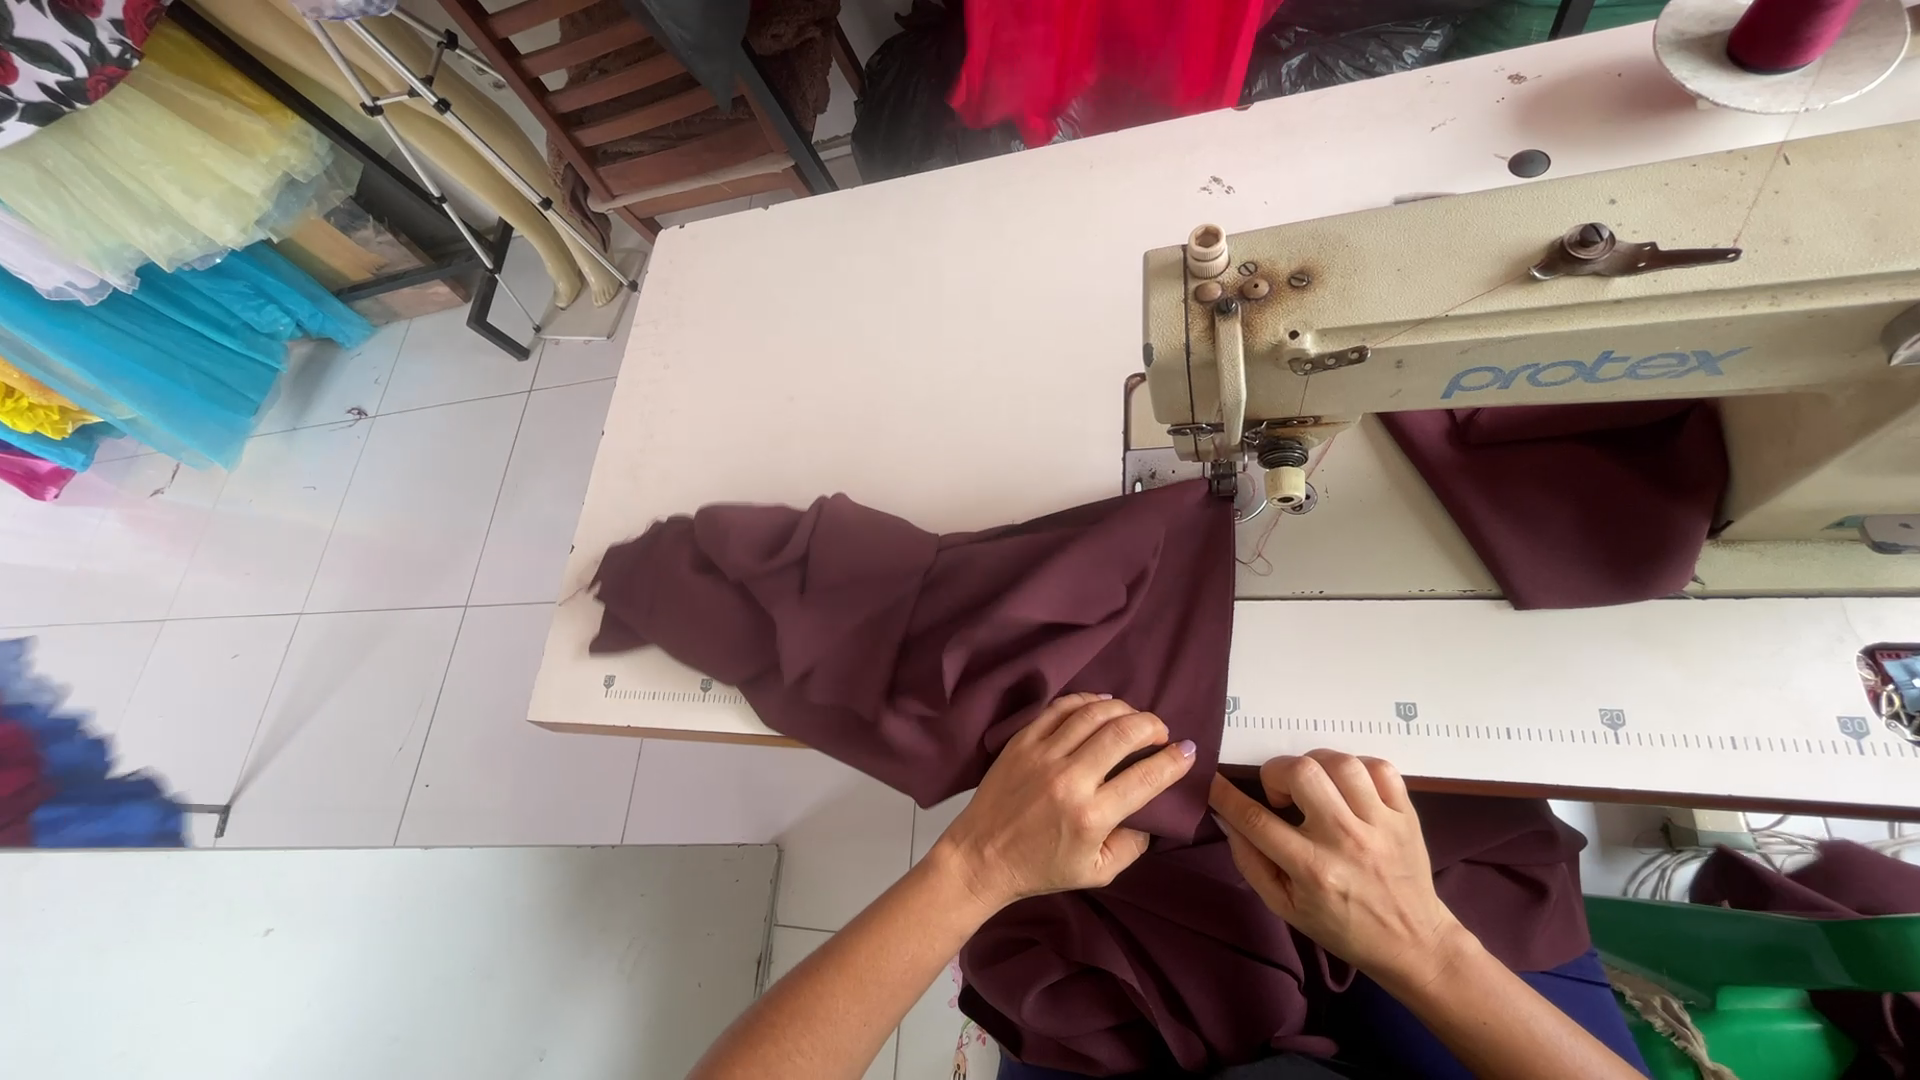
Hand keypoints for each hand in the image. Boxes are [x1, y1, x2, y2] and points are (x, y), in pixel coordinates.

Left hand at [930, 694, 1196, 913]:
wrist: (981, 856)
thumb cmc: (1040, 868)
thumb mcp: (1097, 872)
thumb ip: (1132, 845)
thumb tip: (1151, 814)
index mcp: (1091, 816)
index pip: (1146, 777)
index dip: (1175, 760)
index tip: (1188, 751)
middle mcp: (1069, 779)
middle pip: (1123, 733)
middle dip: (1152, 726)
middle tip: (1161, 731)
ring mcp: (1042, 755)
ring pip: (1093, 714)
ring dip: (1123, 710)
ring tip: (1135, 718)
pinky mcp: (1022, 741)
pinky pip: (1060, 709)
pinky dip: (1086, 701)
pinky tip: (1102, 705)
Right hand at [1208, 750, 1468, 987]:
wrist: (1415, 944)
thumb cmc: (1341, 926)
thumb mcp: (1284, 907)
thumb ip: (1249, 861)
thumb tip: (1226, 817)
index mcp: (1312, 869)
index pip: (1255, 819)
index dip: (1225, 794)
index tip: (1212, 779)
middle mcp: (1346, 841)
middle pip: (1301, 773)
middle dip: (1276, 773)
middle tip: (1281, 797)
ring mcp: (1381, 824)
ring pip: (1339, 762)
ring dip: (1316, 766)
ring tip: (1315, 788)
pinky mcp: (1406, 815)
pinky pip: (1380, 767)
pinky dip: (1357, 767)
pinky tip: (1348, 787)